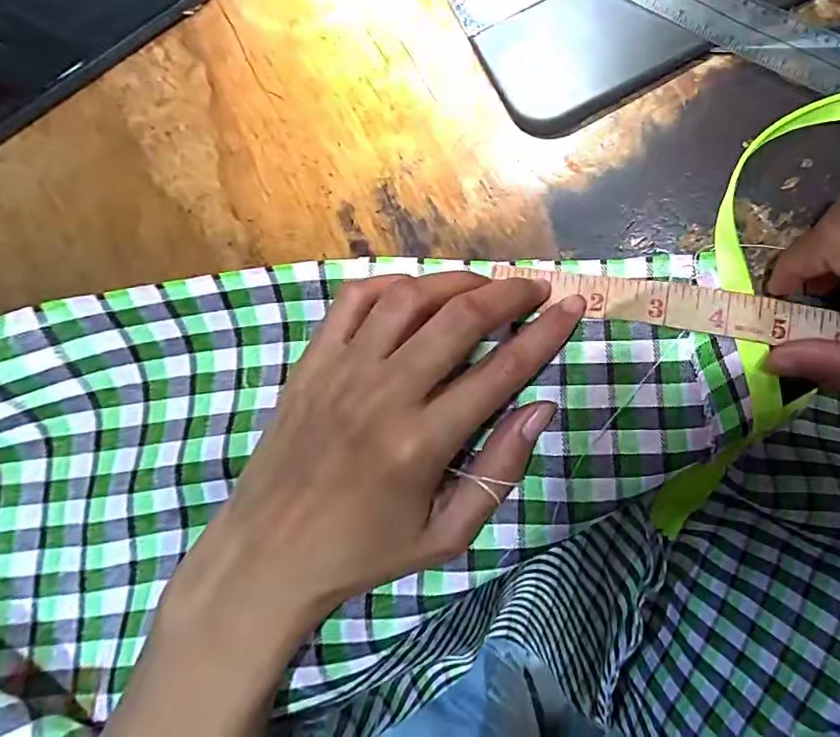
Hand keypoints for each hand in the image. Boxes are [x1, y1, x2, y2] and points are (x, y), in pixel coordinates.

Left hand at [113, 272, 582, 735]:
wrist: (267, 556)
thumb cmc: (366, 552)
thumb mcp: (446, 536)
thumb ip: (499, 470)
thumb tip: (542, 407)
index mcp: (422, 443)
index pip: (503, 369)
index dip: (547, 332)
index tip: (573, 306)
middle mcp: (384, 395)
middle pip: (461, 317)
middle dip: (510, 294)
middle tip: (535, 290)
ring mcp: (343, 371)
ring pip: (411, 296)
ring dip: (457, 282)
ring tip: (484, 289)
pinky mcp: (313, 360)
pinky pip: (355, 299)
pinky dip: (393, 283)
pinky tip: (417, 292)